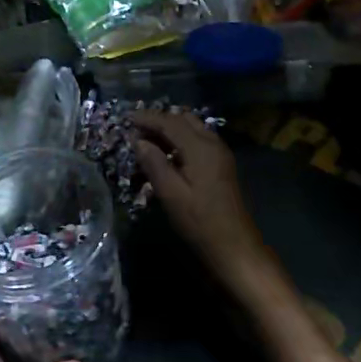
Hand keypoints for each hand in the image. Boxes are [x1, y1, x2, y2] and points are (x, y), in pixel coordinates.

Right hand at [130, 110, 270, 282]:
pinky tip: (167, 152)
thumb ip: (154, 163)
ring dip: (171, 128)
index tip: (126, 117)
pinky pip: (198, 140)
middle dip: (159, 120)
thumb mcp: (171, 194)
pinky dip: (181, 139)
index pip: (170, 122)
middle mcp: (213, 143)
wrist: (234, 244)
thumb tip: (139, 141)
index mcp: (200, 147)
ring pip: (193, 128)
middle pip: (183, 119)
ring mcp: (220, 153)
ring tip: (147, 139)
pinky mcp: (221, 164)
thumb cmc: (200, 221)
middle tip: (136, 129)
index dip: (147, 118)